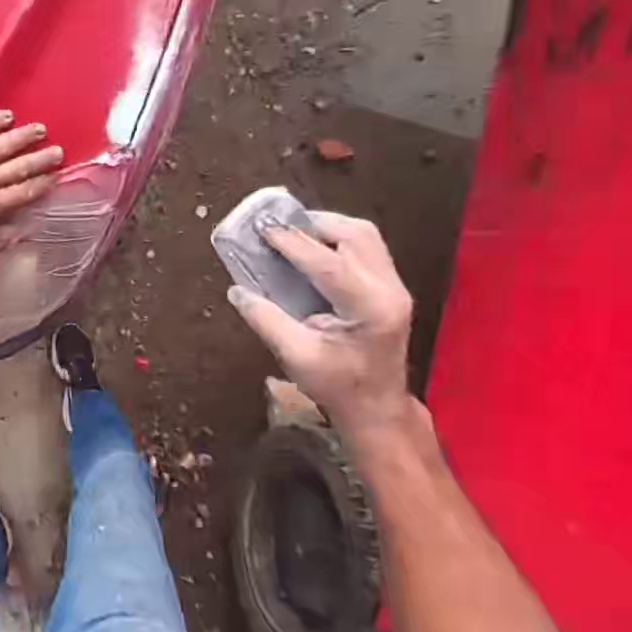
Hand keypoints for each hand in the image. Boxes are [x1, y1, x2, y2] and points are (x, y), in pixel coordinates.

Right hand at [226, 211, 413, 433]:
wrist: (377, 407)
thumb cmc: (338, 385)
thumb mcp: (296, 356)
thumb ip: (266, 320)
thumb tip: (237, 291)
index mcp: (370, 308)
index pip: (328, 263)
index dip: (293, 243)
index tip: (263, 229)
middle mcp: (389, 289)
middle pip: (356, 235)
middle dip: (314, 224)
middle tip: (278, 228)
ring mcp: (394, 285)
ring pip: (364, 235)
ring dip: (327, 227)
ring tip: (293, 232)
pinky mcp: (389, 286)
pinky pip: (365, 246)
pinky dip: (336, 238)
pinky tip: (311, 247)